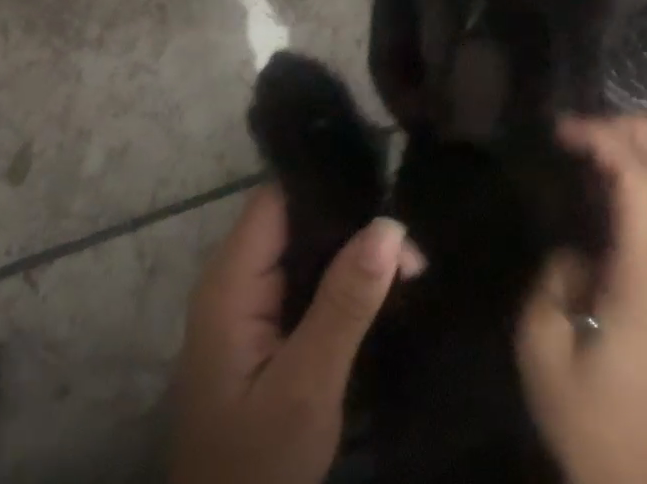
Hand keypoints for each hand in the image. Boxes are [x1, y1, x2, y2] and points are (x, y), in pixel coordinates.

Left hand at [169, 186, 406, 483]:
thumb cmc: (258, 460)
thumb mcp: (307, 384)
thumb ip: (345, 303)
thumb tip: (389, 225)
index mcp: (230, 283)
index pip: (277, 201)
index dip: (331, 189)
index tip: (390, 194)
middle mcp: (233, 282)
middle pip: (293, 223)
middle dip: (353, 226)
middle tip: (416, 248)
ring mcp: (247, 308)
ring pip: (303, 254)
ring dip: (354, 257)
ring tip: (413, 264)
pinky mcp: (264, 332)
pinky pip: (304, 286)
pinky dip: (343, 284)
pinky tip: (384, 290)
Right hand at [517, 117, 646, 483]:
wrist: (634, 470)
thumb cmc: (584, 413)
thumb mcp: (541, 342)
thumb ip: (555, 275)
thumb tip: (577, 247)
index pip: (644, 185)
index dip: (607, 141)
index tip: (562, 130)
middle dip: (646, 133)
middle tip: (592, 124)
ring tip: (600, 143)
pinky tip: (611, 184)